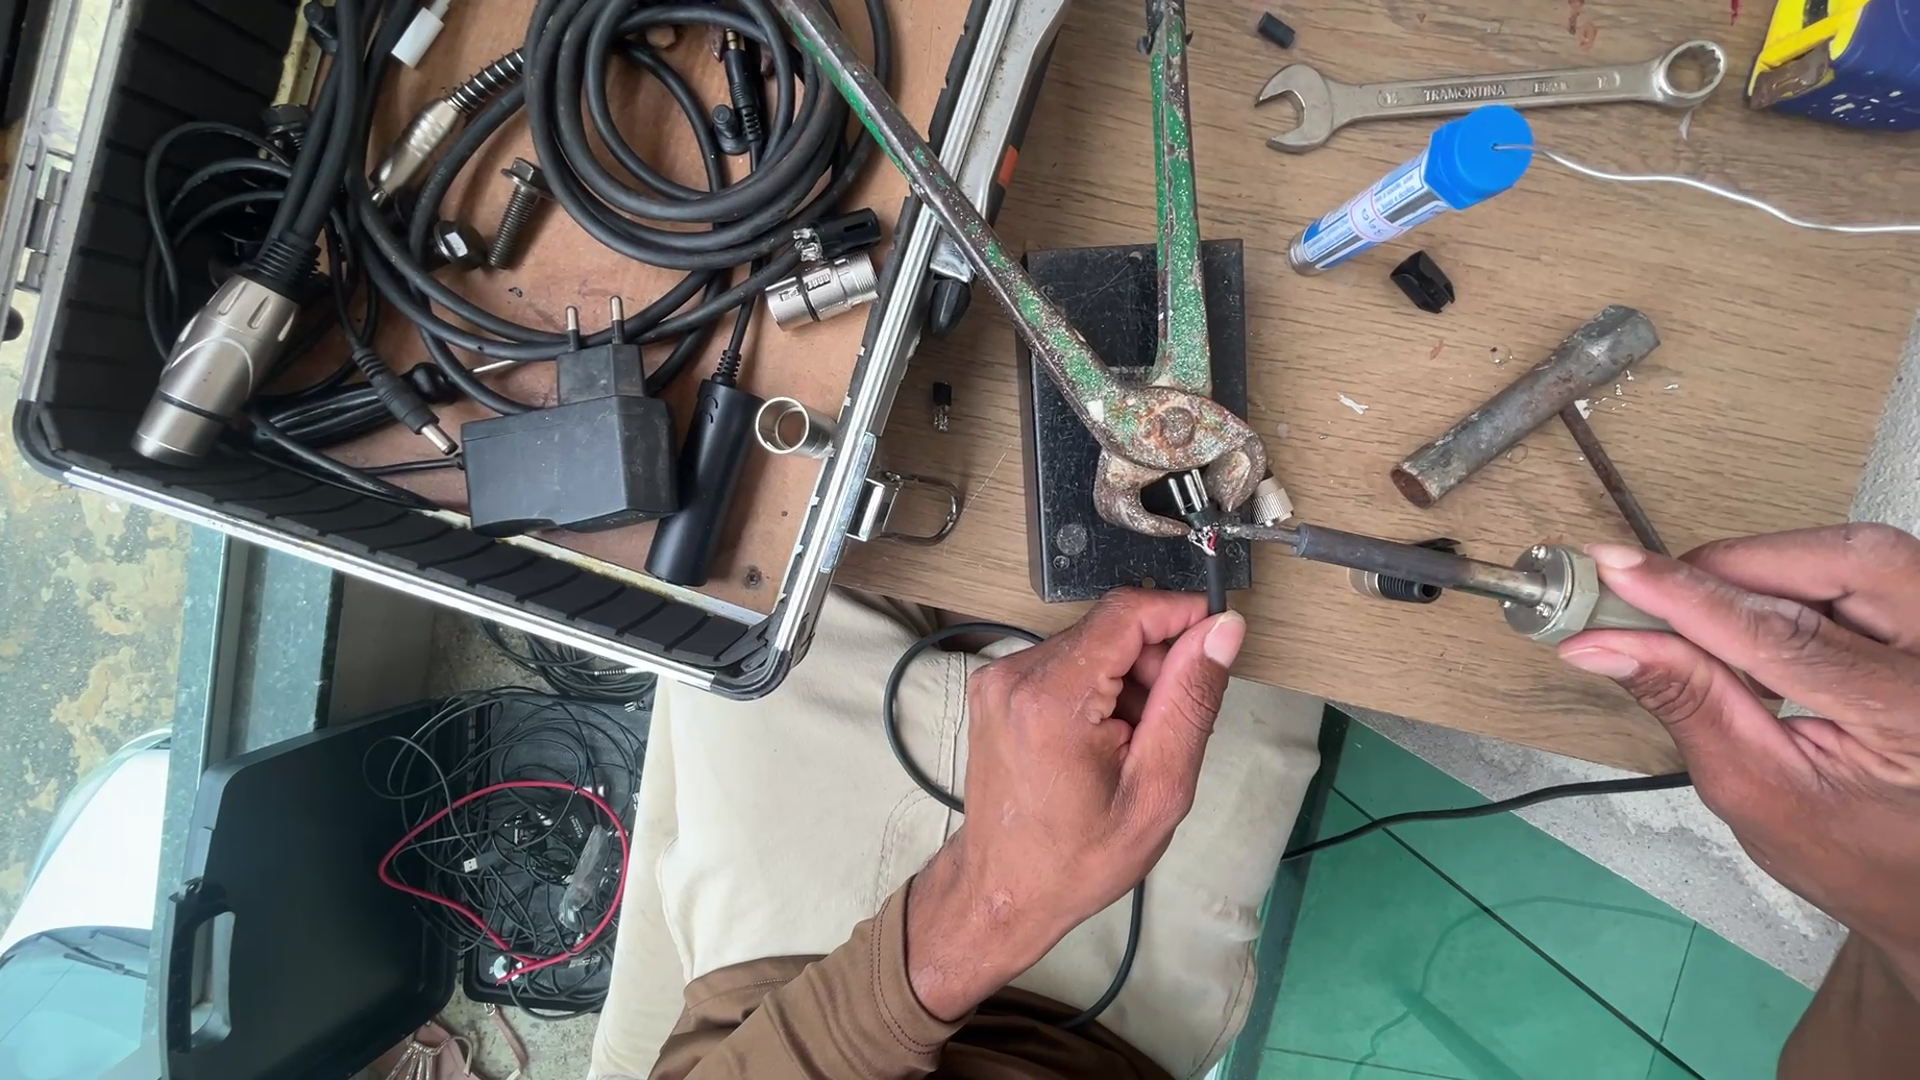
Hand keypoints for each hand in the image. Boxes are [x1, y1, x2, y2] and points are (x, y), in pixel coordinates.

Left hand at [906, 589, 1245, 1019]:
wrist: (1003, 887)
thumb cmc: (1082, 855)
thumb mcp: (1157, 788)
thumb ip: (1191, 699)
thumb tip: (1223, 630)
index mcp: (1052, 697)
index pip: (1124, 613)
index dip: (1178, 613)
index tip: (1216, 638)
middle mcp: (1015, 672)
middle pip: (1107, 629)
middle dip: (1154, 661)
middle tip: (1168, 723)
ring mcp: (996, 676)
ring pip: (1088, 643)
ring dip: (1125, 677)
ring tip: (1130, 741)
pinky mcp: (993, 684)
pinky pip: (1061, 660)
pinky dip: (1094, 684)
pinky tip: (1100, 735)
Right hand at [1557, 525, 1919, 989]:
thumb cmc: (1855, 852)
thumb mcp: (1753, 788)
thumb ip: (1684, 702)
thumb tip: (1596, 644)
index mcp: (1918, 720)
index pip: (1785, 636)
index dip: (1687, 596)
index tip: (1611, 567)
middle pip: (1849, 562)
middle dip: (1738, 567)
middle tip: (1663, 597)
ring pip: (1856, 556)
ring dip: (1761, 574)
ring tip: (1710, 623)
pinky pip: (1862, 575)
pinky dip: (1787, 586)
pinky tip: (1754, 630)